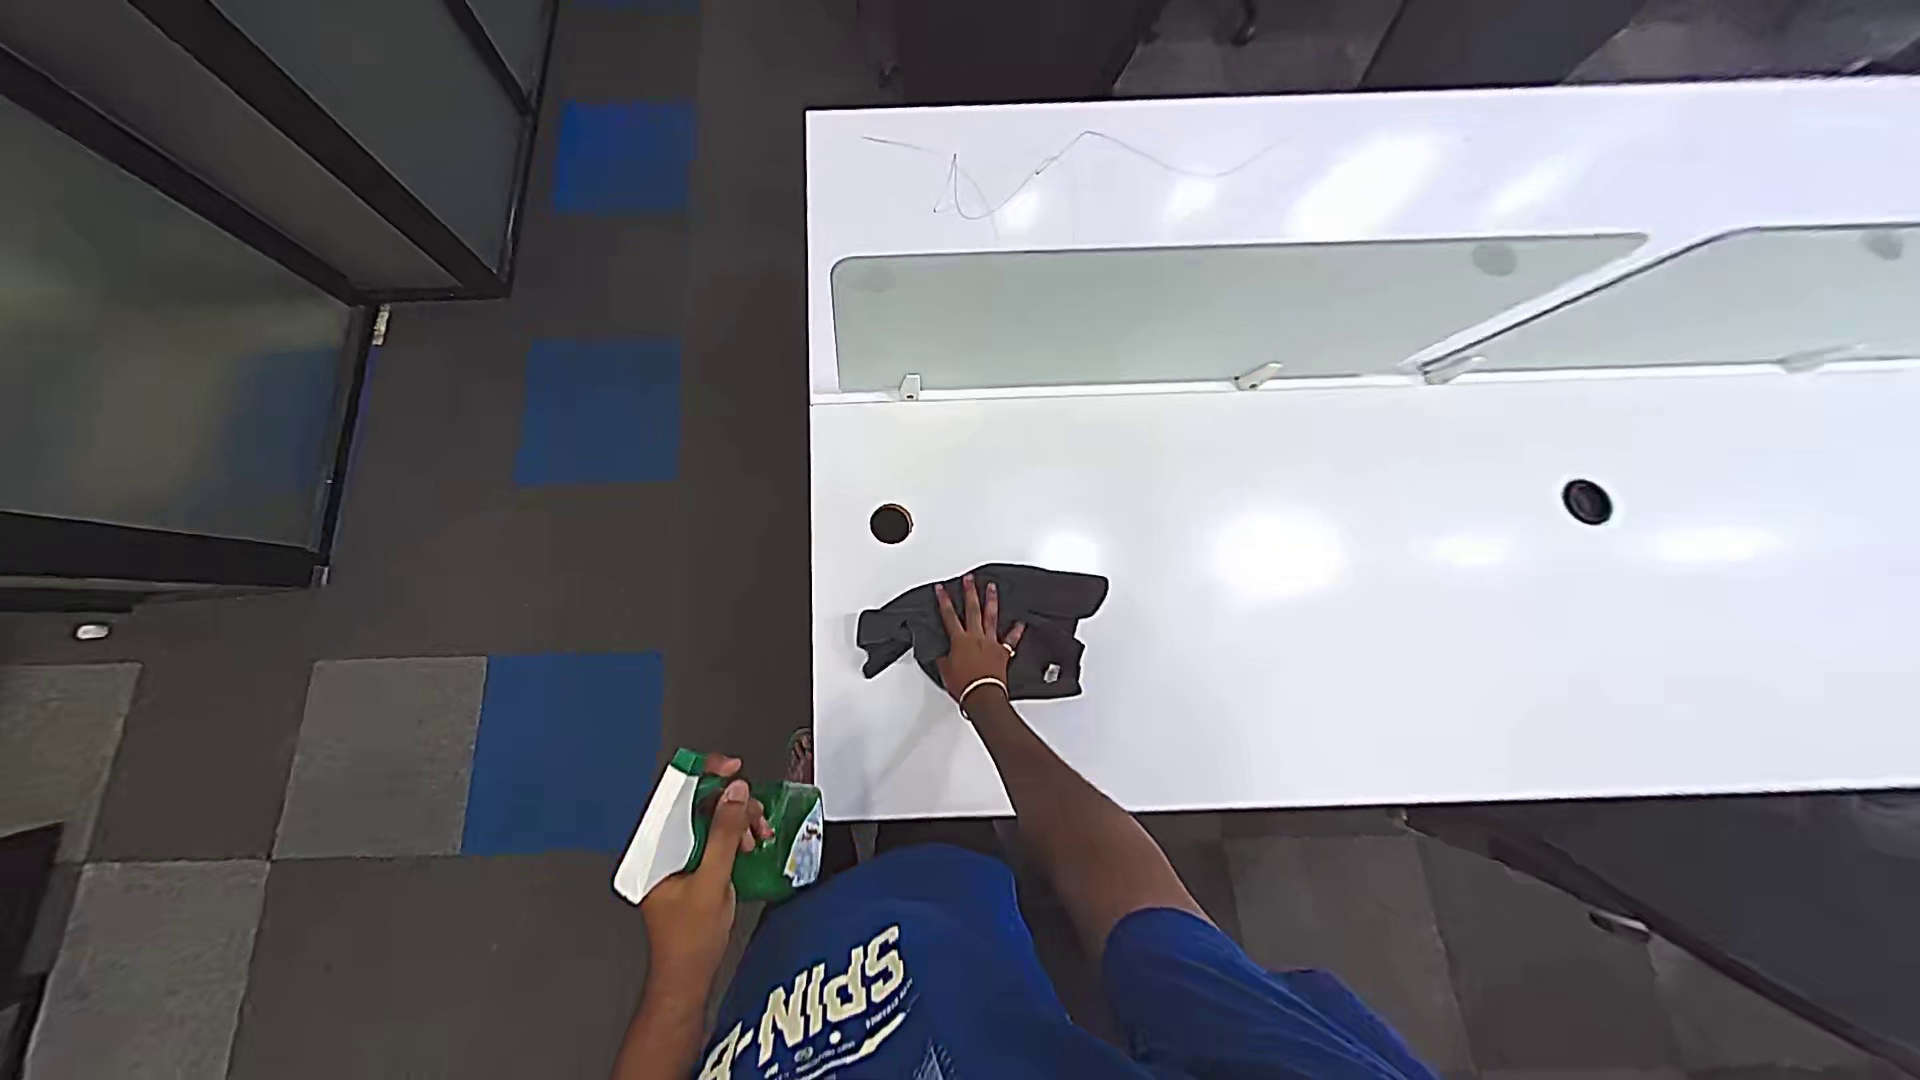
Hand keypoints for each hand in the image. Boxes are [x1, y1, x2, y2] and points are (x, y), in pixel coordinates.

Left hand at [638, 754, 770, 987]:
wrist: (688, 977)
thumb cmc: (689, 942)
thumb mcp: (711, 881)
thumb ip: (724, 834)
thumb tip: (735, 794)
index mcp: (653, 851)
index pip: (674, 796)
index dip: (703, 774)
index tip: (731, 768)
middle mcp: (663, 848)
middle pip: (698, 802)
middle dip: (733, 803)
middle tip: (753, 812)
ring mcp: (679, 855)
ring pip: (712, 816)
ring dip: (740, 819)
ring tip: (755, 834)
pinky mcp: (695, 862)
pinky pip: (718, 832)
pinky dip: (739, 832)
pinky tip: (751, 841)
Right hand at [934, 574, 1025, 706]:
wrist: (982, 696)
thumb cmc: (964, 686)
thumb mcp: (945, 670)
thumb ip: (943, 657)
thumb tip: (941, 652)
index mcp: (959, 640)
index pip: (949, 615)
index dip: (944, 600)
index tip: (942, 588)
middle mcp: (976, 637)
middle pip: (972, 610)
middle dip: (970, 592)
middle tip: (970, 578)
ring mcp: (991, 643)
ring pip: (991, 617)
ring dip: (991, 601)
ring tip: (992, 588)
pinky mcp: (1003, 652)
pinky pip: (1011, 639)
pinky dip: (1016, 630)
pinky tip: (1020, 622)